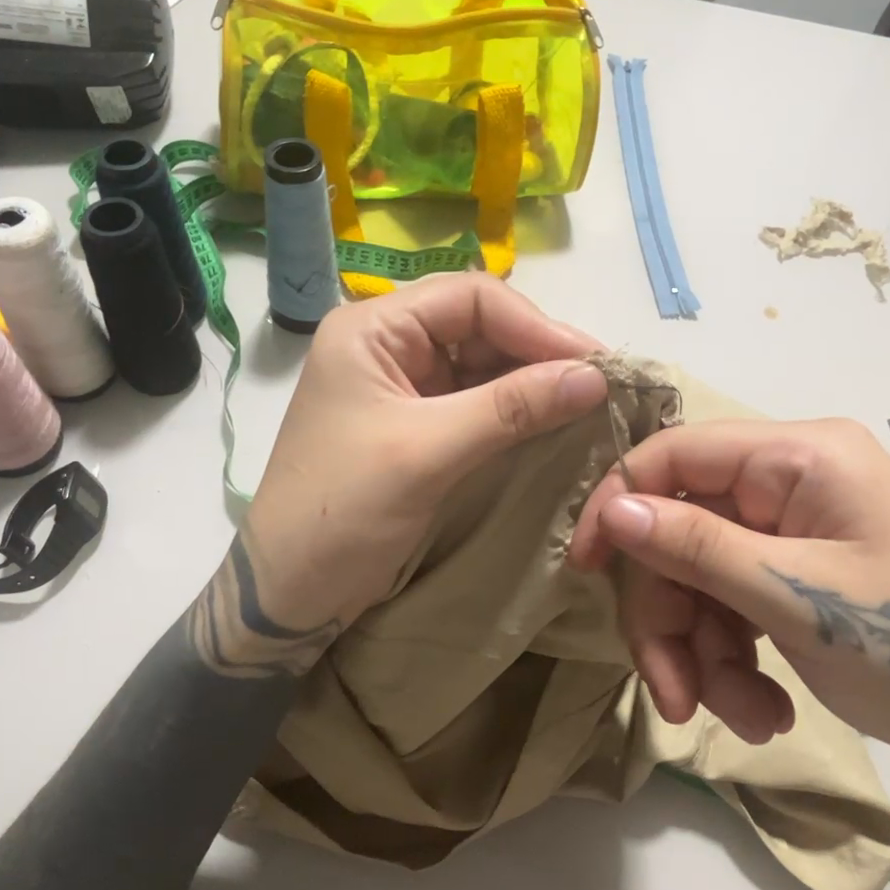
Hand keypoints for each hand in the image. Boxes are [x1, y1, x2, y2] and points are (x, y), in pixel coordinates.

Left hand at [241, 273, 608, 638]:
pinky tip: (552, 425)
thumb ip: (510, 408)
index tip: (597, 365)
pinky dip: (513, 413)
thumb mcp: (427, 454)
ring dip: (531, 383)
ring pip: (480, 365)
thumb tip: (595, 375)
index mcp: (371, 330)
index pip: (470, 298)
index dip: (538, 326)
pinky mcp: (412, 427)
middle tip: (601, 386)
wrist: (288, 591)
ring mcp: (399, 387)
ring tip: (588, 405)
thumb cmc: (342, 513)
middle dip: (538, 353)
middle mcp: (385, 345)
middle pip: (478, 326)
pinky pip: (473, 403)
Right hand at [566, 419, 889, 754]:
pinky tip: (762, 713)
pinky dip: (732, 663)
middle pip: (680, 534)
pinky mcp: (793, 581)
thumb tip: (610, 509)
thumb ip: (697, 547)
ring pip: (698, 582)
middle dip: (671, 619)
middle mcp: (790, 483)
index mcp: (800, 456)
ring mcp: (791, 535)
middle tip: (673, 695)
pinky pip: (730, 609)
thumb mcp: (797, 599)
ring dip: (702, 656)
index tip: (584, 569)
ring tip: (743, 718)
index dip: (619, 504)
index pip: (675, 454)